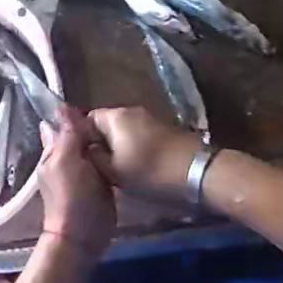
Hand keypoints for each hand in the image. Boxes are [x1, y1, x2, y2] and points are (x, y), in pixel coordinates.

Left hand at [37, 105, 115, 252]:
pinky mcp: (97, 184)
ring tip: (121, 132)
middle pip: (78, 137)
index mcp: (52, 152)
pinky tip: (123, 152)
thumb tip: (59, 109)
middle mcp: (64, 160)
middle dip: (91, 129)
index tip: (93, 110)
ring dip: (102, 143)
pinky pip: (103, 164)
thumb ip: (66, 136)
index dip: (74, 117)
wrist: (83, 235)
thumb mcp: (67, 160)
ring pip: (92, 150)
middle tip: (114, 120)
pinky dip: (110, 158)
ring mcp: (81, 173)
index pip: (61, 126)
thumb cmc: (71, 195)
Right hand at [86, 106, 204, 199]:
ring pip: (124, 131)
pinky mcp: (165, 129)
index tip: (85, 158)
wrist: (199, 172)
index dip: (83, 138)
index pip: (87, 119)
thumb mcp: (113, 171)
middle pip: (106, 124)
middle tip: (100, 166)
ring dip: (120, 147)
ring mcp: (150, 118)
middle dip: (102, 143)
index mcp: (114, 116)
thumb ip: (94, 157)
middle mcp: (131, 110)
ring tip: (119, 169)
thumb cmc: (150, 171)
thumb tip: (88, 148)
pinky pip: (140, 136)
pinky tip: (138, 166)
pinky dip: (135, 148)